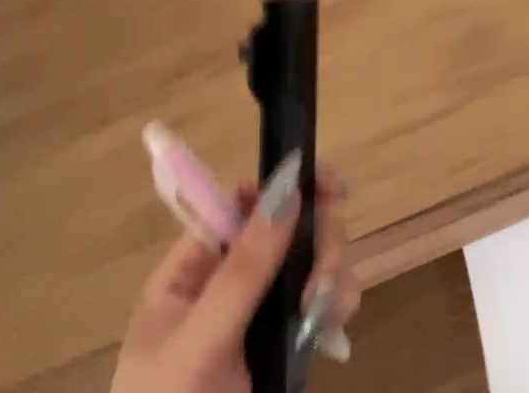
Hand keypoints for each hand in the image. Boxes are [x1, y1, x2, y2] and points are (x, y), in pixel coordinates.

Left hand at [111, 157, 362, 392]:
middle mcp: (228, 285)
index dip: (280, 188)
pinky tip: (335, 324)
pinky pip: (326, 295)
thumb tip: (286, 188)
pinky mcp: (289, 336)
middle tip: (323, 273)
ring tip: (326, 311)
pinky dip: (338, 300)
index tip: (325, 185)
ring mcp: (261, 311)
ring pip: (314, 258)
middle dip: (316, 242)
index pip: (237, 208)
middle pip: (288, 227)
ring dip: (331, 274)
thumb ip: (244, 271)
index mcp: (189, 277)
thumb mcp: (201, 342)